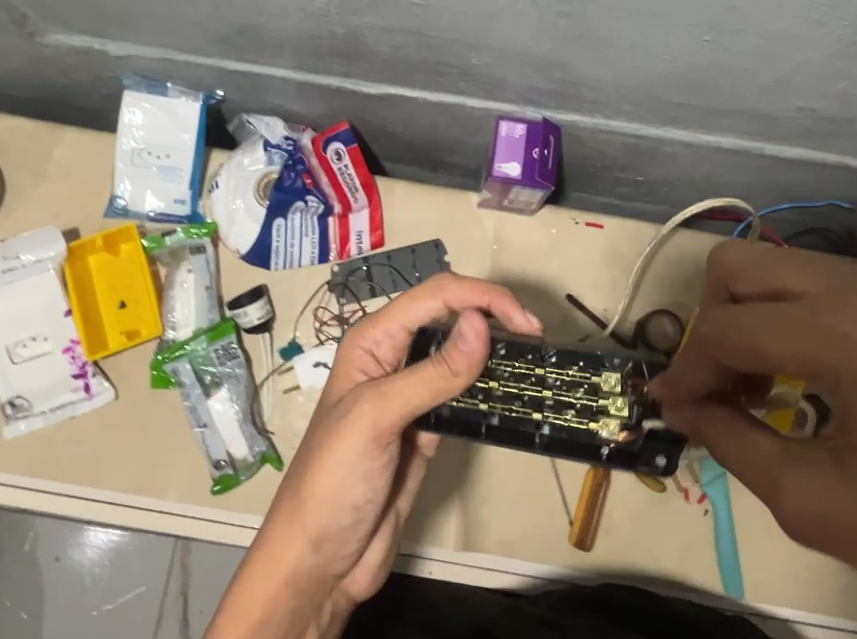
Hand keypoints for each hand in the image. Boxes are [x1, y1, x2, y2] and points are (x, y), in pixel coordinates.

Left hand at [207, 274, 541, 638]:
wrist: (321, 559)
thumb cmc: (335, 479)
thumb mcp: (378, 417)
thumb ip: (432, 372)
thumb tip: (481, 322)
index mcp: (373, 340)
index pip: (435, 296)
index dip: (481, 297)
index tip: (525, 322)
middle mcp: (393, 357)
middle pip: (449, 315)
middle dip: (491, 314)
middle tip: (535, 338)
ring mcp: (412, 394)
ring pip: (459, 354)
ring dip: (492, 349)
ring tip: (531, 359)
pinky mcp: (427, 428)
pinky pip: (462, 394)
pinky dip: (486, 387)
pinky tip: (509, 392)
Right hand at [650, 241, 856, 637]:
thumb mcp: (817, 504)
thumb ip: (732, 442)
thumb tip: (678, 407)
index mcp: (843, 335)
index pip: (725, 329)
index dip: (684, 371)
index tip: (665, 410)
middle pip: (737, 265)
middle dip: (708, 324)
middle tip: (713, 389)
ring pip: (775, 266)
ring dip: (744, 316)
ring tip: (749, 386)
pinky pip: (816, 284)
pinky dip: (784, 317)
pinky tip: (796, 376)